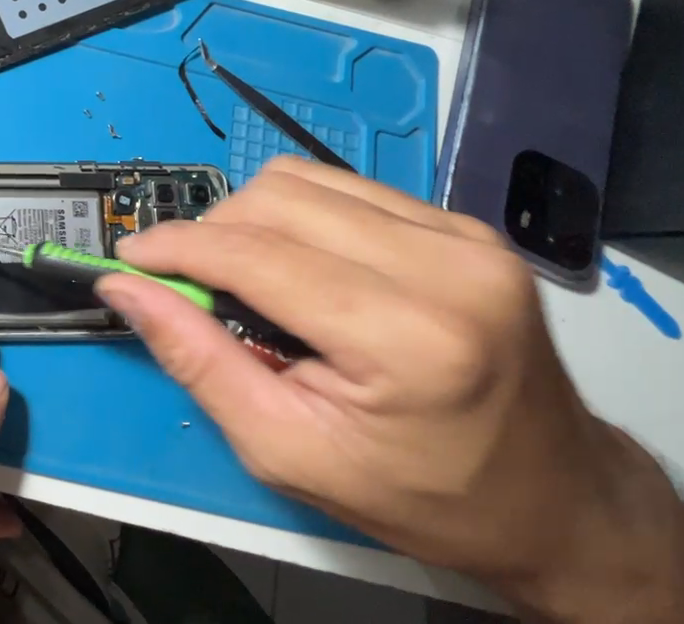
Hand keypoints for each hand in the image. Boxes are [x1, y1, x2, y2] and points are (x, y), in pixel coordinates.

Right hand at [98, 157, 683, 621]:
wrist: (558, 502)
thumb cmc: (417, 494)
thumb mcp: (284, 449)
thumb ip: (195, 359)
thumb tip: (124, 287)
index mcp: (408, 337)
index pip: (256, 254)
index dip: (175, 248)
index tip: (127, 259)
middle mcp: (446, 266)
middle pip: (274, 200)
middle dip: (208, 234)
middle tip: (191, 286)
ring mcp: (463, 237)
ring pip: (301, 180)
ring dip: (247, 219)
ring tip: (244, 276)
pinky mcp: (463, 226)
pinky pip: (340, 186)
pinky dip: (293, 216)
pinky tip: (295, 264)